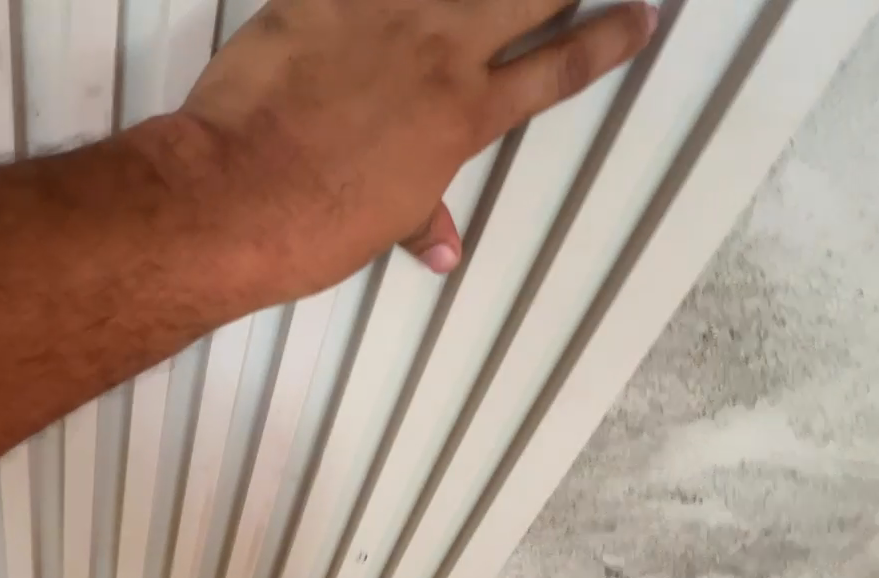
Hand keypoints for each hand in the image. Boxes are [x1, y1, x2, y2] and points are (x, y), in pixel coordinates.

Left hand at [177, 0, 654, 293]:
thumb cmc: (311, 229)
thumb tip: (446, 252)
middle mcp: (445, 50)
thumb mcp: (379, 228)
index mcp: (464, 118)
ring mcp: (388, 8)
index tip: (641, 17)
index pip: (556, 72)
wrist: (238, 196)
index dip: (606, 42)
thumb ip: (421, 218)